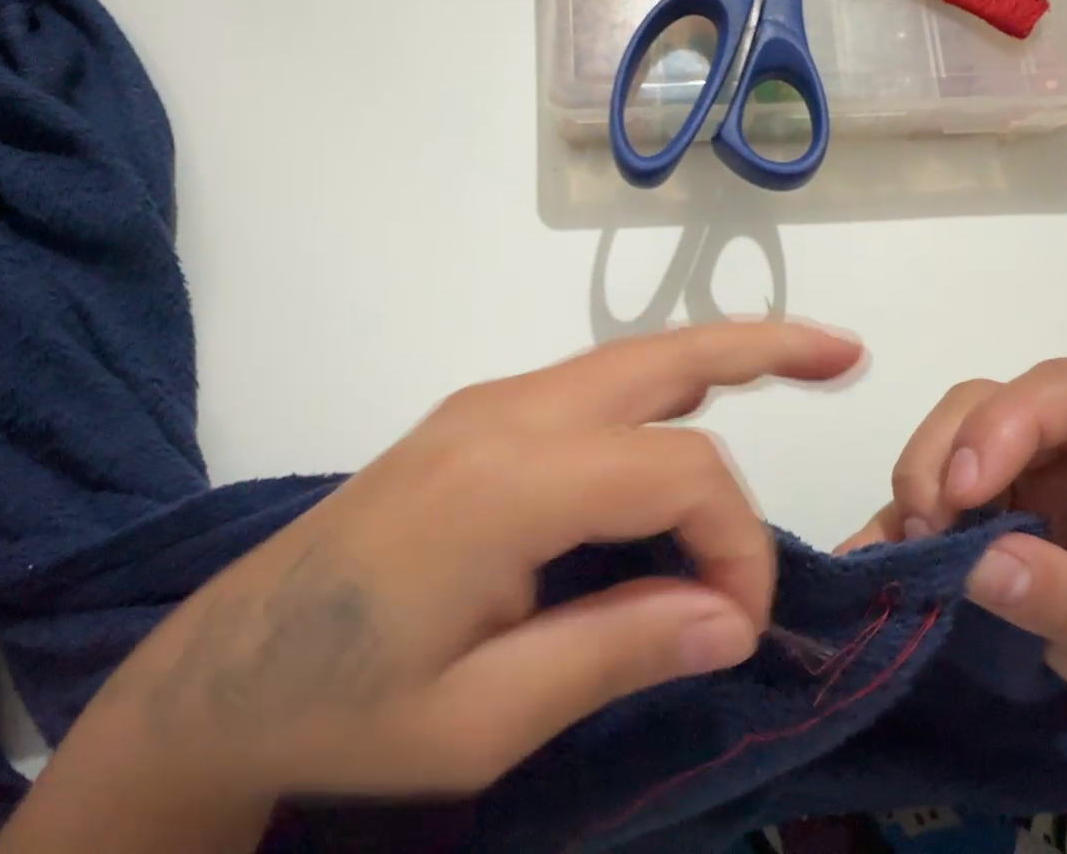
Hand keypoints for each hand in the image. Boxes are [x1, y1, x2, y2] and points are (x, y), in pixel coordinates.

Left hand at [25, 323, 862, 814]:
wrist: (221, 676)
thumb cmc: (346, 711)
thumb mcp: (483, 718)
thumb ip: (615, 650)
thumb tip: (731, 616)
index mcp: (507, 482)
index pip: (680, 475)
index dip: (736, 546)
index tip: (734, 628)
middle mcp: (502, 415)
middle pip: (661, 359)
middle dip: (762, 349)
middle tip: (846, 354)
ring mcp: (483, 408)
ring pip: (627, 364)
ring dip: (713, 365)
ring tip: (796, 368)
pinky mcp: (473, 424)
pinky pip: (590, 391)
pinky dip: (658, 398)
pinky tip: (688, 428)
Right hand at [837, 360, 1066, 779]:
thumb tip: (972, 561)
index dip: (1006, 422)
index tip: (962, 493)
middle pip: (996, 404)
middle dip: (944, 455)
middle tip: (922, 529)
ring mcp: (1052, 486)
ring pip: (956, 442)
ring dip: (920, 486)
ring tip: (909, 553)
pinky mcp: (1013, 521)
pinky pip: (945, 502)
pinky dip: (904, 524)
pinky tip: (874, 556)